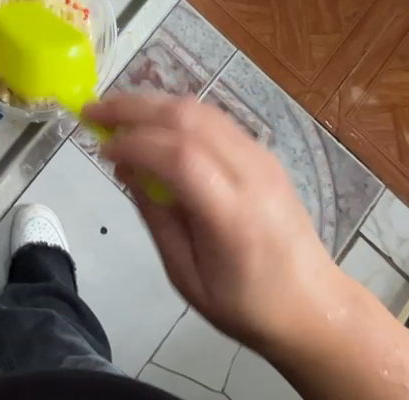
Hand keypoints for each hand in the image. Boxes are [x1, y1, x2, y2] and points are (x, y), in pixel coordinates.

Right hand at [86, 92, 340, 352]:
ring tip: (114, 111)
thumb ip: (156, 217)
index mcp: (234, 217)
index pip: (181, 158)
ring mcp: (261, 157)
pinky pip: (212, 117)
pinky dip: (173, 110)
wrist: (314, 306)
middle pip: (188, 119)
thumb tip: (126, 169)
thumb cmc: (245, 304)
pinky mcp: (262, 151)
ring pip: (199, 109)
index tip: (102, 149)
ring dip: (151, 103)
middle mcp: (251, 175)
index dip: (136, 143)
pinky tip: (151, 121)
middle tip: (93, 110)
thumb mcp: (187, 277)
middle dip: (134, 108)